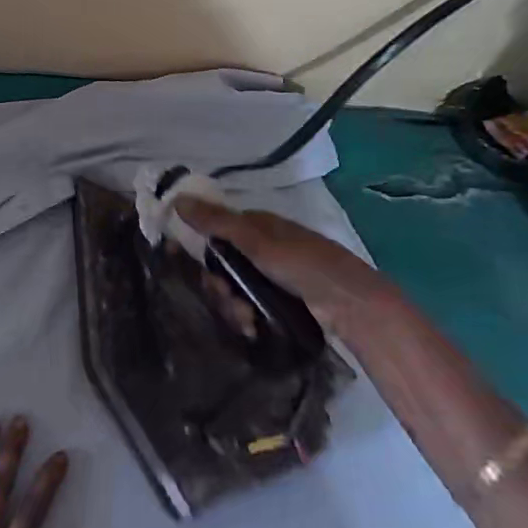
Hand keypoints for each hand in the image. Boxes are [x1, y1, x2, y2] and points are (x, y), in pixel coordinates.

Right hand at [175, 196, 383, 322]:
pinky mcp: (281, 301)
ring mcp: (273, 275)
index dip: (203, 250)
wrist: (351, 304)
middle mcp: (264, 247)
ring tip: (245, 321)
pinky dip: (247, 316)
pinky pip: (251, 306)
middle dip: (220, 287)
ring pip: (235, 289)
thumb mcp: (256, 241)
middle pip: (223, 264)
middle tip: (228, 300)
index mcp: (259, 224)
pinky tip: (252, 328)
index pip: (217, 231)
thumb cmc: (302, 264)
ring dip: (233, 306)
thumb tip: (177, 200)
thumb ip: (216, 222)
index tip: (199, 270)